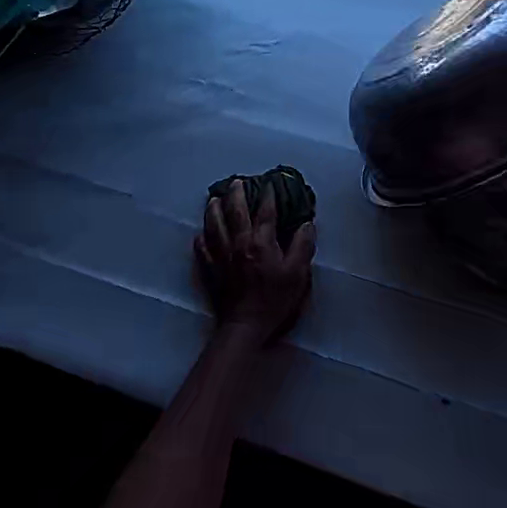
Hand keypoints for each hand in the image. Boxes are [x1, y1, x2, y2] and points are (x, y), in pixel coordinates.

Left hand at [195, 179, 315, 341]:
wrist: (246, 325)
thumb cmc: (274, 299)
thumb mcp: (298, 273)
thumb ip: (303, 246)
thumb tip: (306, 224)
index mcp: (261, 242)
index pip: (265, 212)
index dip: (268, 196)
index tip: (269, 184)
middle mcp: (239, 243)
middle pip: (235, 212)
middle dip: (236, 194)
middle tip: (236, 181)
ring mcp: (222, 256)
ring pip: (215, 226)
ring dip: (214, 210)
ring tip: (214, 199)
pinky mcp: (212, 270)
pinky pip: (203, 250)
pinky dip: (201, 239)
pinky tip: (200, 234)